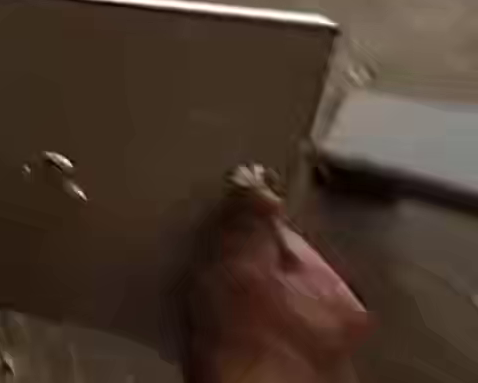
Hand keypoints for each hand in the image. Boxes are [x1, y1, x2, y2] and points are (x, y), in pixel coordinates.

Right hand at [189, 172, 369, 382]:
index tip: (204, 221)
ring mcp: (314, 336)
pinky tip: (209, 301)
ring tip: (197, 272)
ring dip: (230, 275)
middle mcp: (336, 313)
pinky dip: (231, 300)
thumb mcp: (239, 266)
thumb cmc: (241, 325)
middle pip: (273, 261)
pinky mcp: (286, 350)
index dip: (239, 224)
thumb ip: (249, 226)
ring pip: (263, 285)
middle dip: (234, 250)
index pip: (281, 234)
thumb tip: (257, 182)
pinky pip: (255, 308)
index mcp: (334, 289)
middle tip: (196, 248)